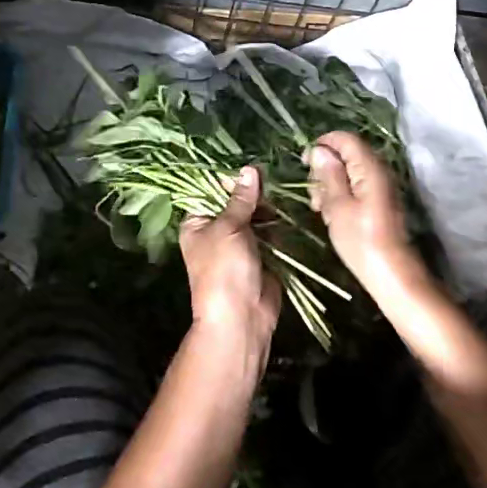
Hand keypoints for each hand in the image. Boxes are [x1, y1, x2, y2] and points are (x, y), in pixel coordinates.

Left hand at [178, 165, 281, 355]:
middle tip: (273, 181)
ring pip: (254, 218)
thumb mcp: (229, 228)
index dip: (231, 180)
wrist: (241, 318)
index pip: (212, 191)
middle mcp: (216, 230)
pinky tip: (288, 215)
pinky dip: (277, 228)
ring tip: (283, 196)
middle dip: (254, 195)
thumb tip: (249, 170)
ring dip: (267, 210)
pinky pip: (269, 236)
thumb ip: (241, 200)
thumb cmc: (224, 268)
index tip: (253, 169)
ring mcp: (238, 244)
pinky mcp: (260, 257)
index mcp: (197, 221)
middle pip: (236, 203)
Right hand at [308, 131, 425, 292]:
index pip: (345, 139)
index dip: (322, 144)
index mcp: (370, 168)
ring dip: (329, 184)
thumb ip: (328, 174)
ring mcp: (380, 188)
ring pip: (348, 172)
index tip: (305, 163)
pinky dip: (339, 195)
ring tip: (319, 207)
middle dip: (324, 168)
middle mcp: (379, 172)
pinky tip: (331, 214)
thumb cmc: (362, 242)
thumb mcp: (337, 205)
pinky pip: (355, 188)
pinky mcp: (379, 203)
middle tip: (312, 192)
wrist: (394, 278)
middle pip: (346, 154)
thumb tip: (319, 150)